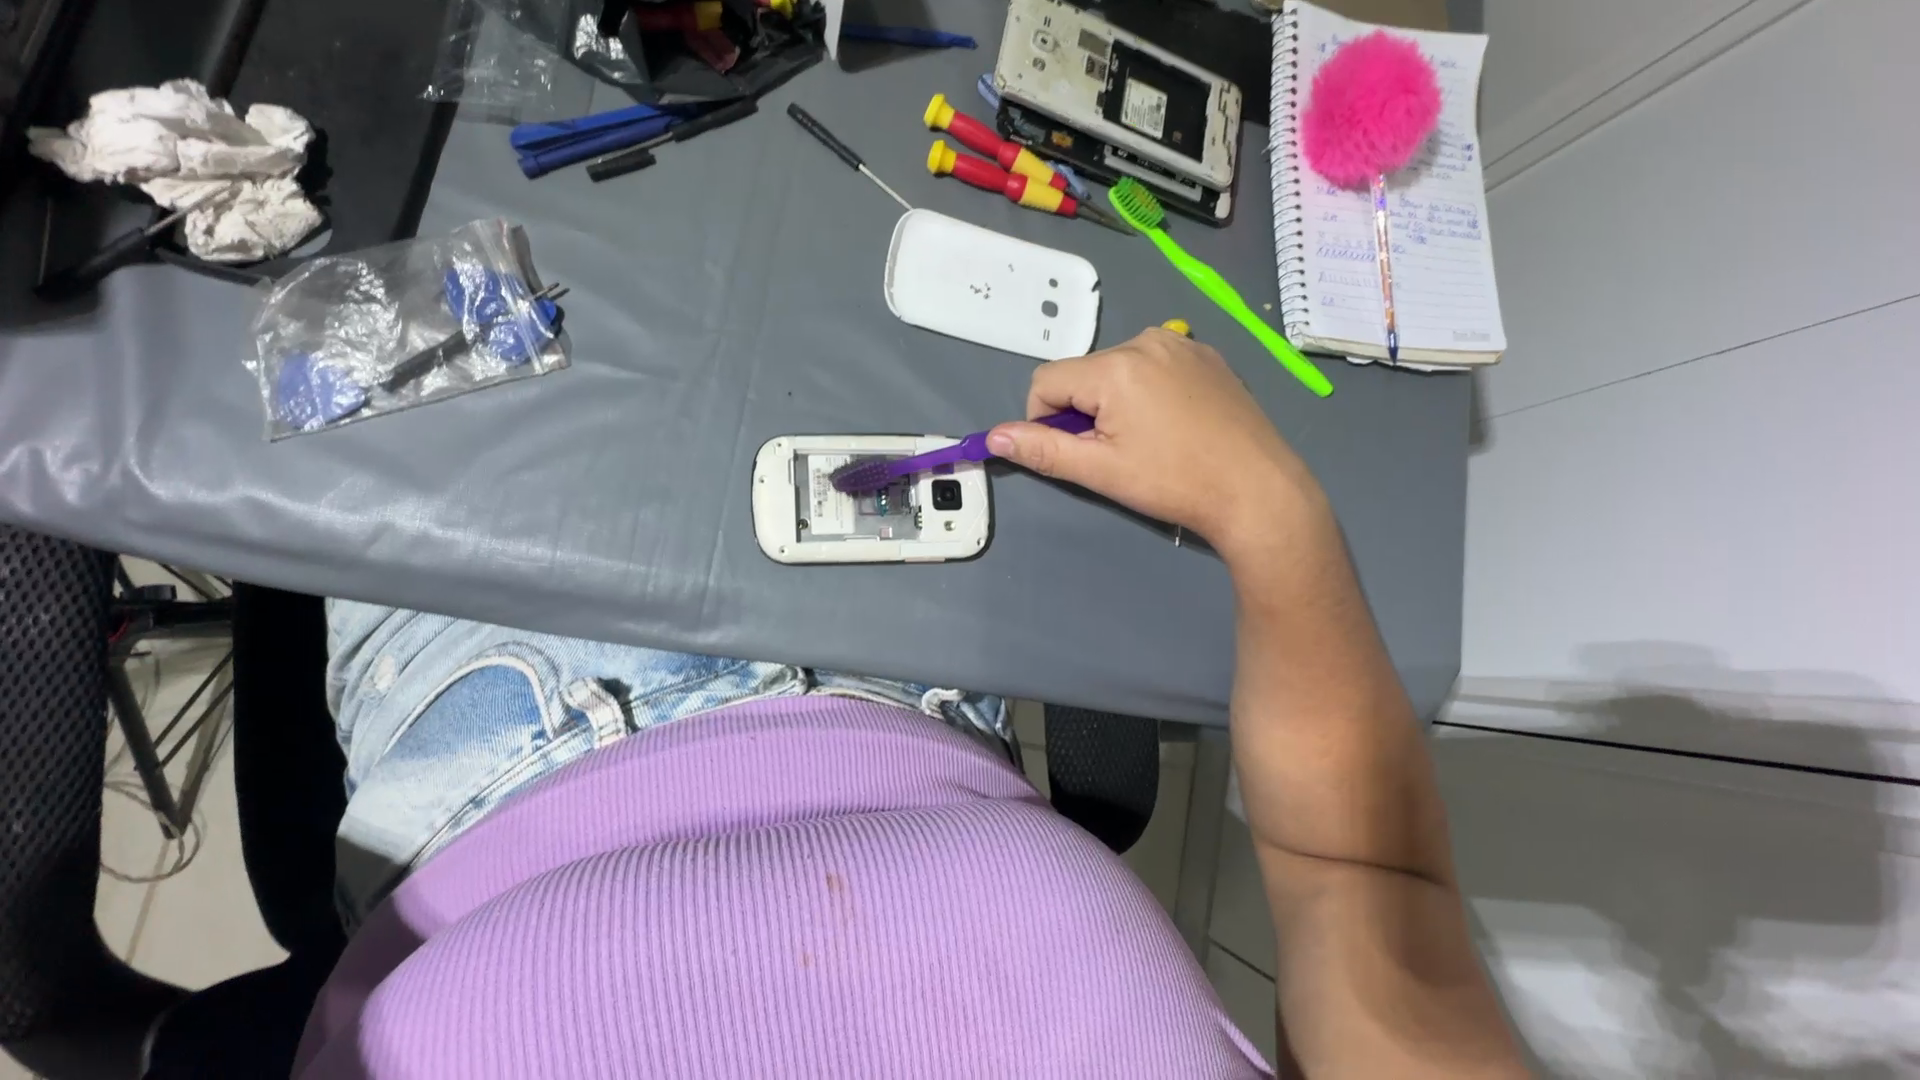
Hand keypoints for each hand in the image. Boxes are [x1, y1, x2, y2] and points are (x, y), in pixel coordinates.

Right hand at [986, 327, 1329, 563]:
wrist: (1258, 489)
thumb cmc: (1174, 482)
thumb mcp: (1101, 471)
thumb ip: (1043, 450)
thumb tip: (993, 436)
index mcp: (1114, 367)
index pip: (1045, 382)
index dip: (1046, 421)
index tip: (1077, 452)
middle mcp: (1145, 340)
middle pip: (1083, 374)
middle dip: (1085, 411)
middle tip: (1119, 452)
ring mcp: (1181, 343)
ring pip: (1118, 369)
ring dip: (1116, 401)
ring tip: (1151, 439)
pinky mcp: (1206, 354)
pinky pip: (1154, 365)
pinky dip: (1149, 390)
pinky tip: (1176, 423)